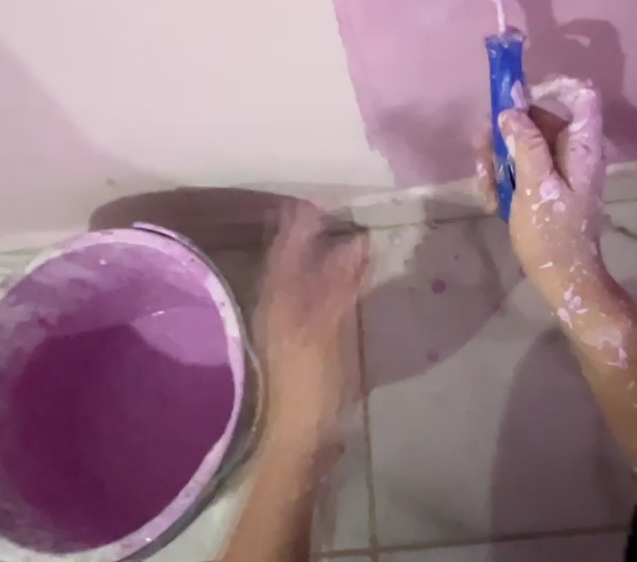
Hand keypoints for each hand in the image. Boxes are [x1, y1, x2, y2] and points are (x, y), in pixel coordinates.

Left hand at [254, 207, 368, 461]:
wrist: (299, 437)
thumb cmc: (309, 382)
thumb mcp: (326, 330)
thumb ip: (341, 284)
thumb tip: (357, 241)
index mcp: (279, 298)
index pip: (287, 248)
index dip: (299, 223)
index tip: (317, 199)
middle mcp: (278, 304)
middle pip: (289, 259)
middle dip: (303, 235)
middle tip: (322, 209)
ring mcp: (288, 322)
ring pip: (297, 276)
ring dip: (313, 254)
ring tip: (327, 233)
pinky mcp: (301, 339)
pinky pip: (310, 295)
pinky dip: (324, 279)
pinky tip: (337, 276)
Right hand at [476, 76, 607, 298]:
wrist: (563, 279)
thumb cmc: (552, 234)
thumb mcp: (535, 187)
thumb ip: (526, 145)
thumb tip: (511, 112)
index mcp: (581, 147)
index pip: (581, 95)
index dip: (553, 86)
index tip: (518, 98)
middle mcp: (573, 151)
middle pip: (537, 119)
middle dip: (504, 134)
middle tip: (482, 156)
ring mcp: (559, 168)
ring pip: (522, 142)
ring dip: (497, 160)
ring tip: (487, 188)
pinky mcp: (546, 183)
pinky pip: (520, 164)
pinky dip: (503, 177)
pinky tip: (494, 200)